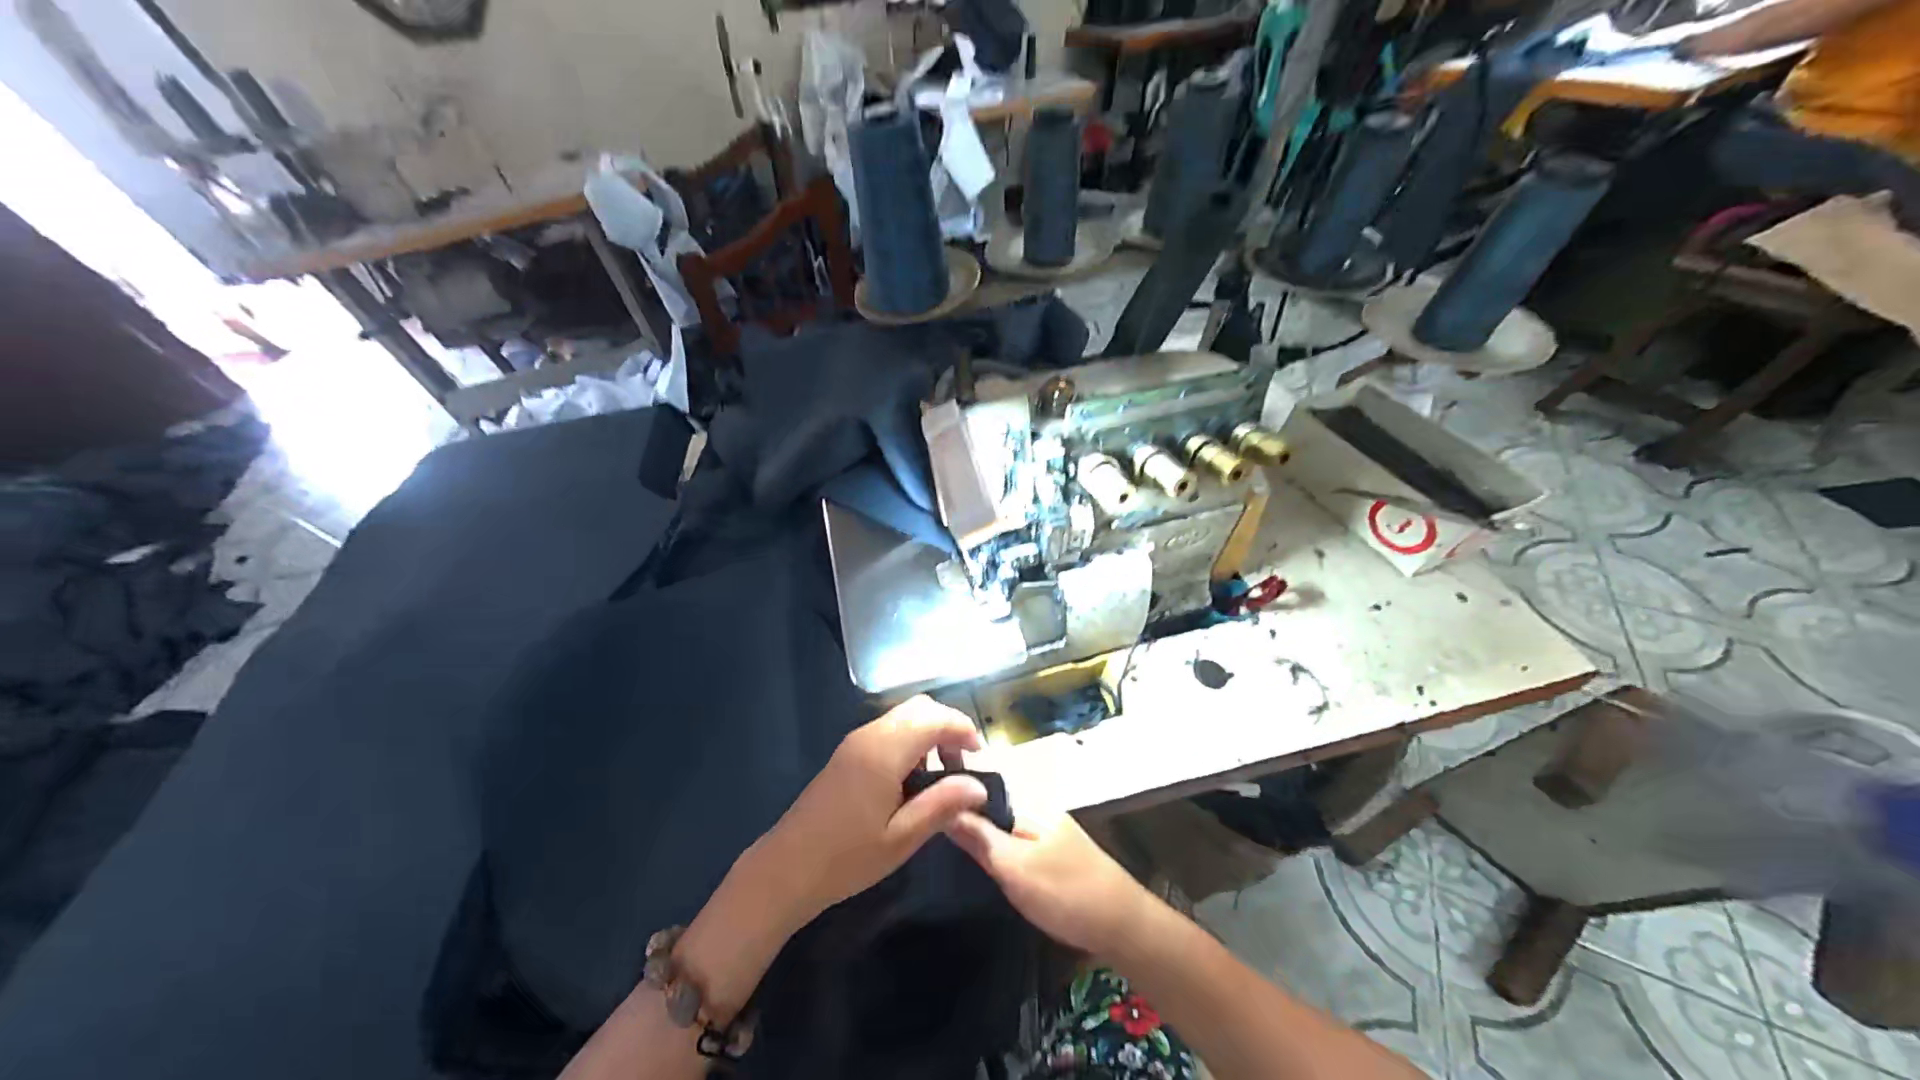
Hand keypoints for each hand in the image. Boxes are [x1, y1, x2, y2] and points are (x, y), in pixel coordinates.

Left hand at [758, 696, 988, 921]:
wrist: (785, 869)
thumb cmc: (847, 858)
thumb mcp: (902, 838)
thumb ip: (942, 804)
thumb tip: (979, 785)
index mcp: (884, 750)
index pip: (934, 717)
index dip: (963, 729)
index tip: (980, 757)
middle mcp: (869, 735)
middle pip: (919, 708)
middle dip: (947, 727)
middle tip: (962, 766)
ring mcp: (854, 743)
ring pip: (903, 718)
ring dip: (929, 735)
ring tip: (941, 777)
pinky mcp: (847, 755)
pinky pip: (888, 732)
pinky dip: (910, 743)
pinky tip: (913, 780)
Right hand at [945, 805, 1159, 956]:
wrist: (1125, 928)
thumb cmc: (1066, 893)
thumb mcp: (1015, 867)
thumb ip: (979, 837)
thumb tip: (942, 805)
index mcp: (1029, 804)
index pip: (981, 787)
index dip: (952, 795)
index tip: (920, 808)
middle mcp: (1039, 811)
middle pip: (991, 808)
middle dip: (964, 818)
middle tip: (929, 836)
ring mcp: (1049, 834)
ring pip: (1003, 828)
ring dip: (981, 838)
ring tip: (948, 852)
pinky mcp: (1055, 856)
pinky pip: (1016, 844)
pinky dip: (999, 853)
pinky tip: (986, 868)